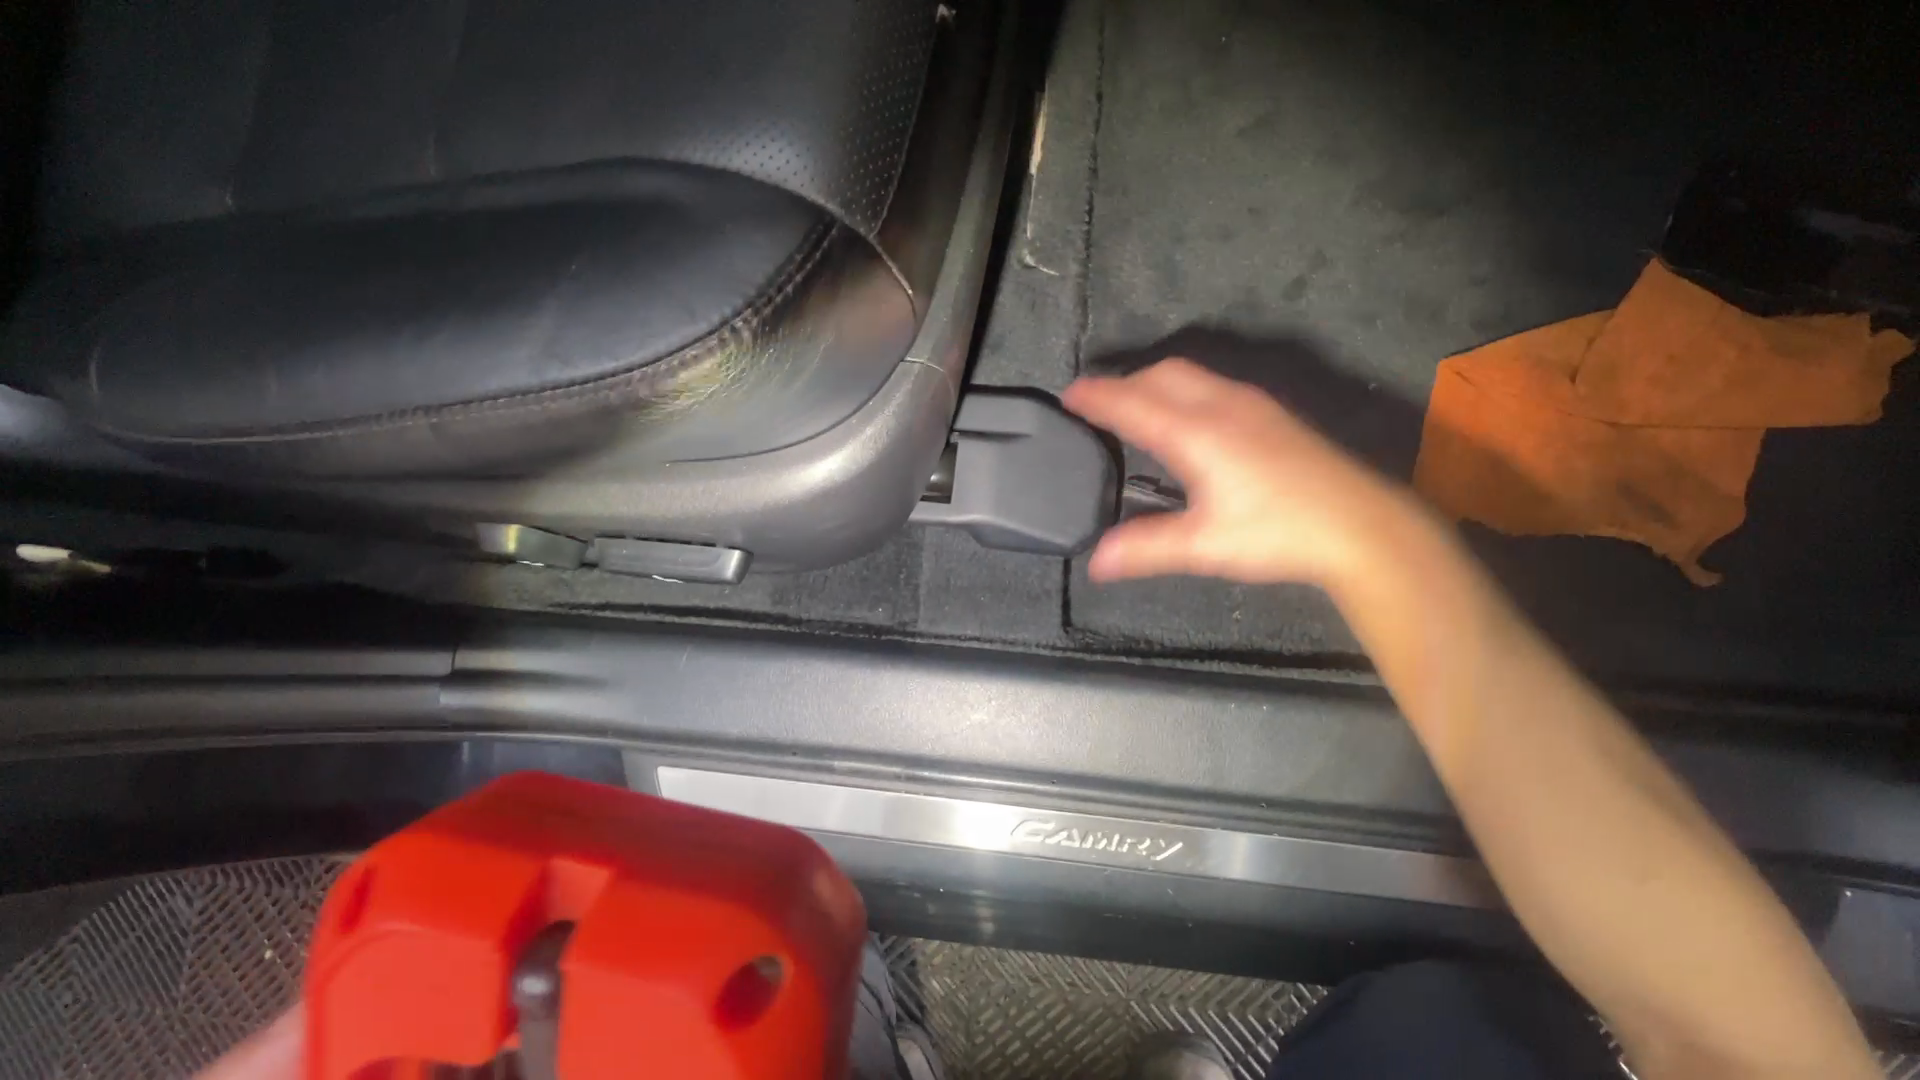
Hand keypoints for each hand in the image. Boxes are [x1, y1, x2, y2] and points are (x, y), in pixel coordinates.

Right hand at [1063, 358, 1418, 590]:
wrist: (1361, 526)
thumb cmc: (1279, 533)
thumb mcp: (1205, 547)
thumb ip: (1146, 549)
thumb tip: (1096, 563)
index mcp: (1197, 433)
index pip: (1133, 403)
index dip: (1096, 397)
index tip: (1068, 395)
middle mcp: (1222, 406)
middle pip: (1161, 374)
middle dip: (1124, 382)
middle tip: (1097, 403)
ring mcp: (1252, 405)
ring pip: (1190, 375)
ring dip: (1154, 382)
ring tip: (1135, 406)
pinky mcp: (1272, 414)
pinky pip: (1212, 384)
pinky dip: (1181, 389)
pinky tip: (1188, 418)